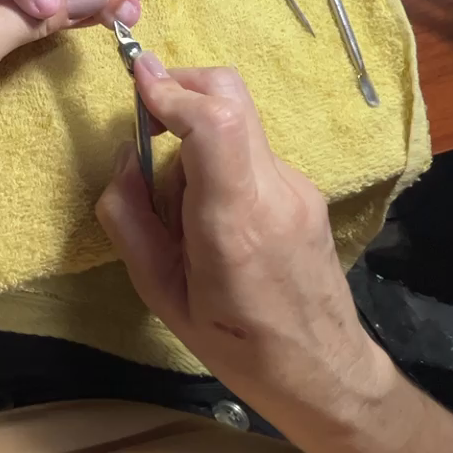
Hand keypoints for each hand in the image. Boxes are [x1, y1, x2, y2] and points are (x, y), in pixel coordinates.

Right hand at [95, 57, 396, 424]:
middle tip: (145, 117)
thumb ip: (126, 213)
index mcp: (234, 221)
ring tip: (179, 204)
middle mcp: (272, 188)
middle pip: (229, 94)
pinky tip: (208, 211)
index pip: (215, 122)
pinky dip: (214, 155)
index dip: (170, 90)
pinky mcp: (303, 185)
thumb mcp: (156, 289)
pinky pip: (245, 146)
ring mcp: (296, 183)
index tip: (136, 77)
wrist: (325, 374)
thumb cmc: (233, 343)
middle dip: (179, 84)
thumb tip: (127, 153)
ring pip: (233, 118)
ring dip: (192, 134)